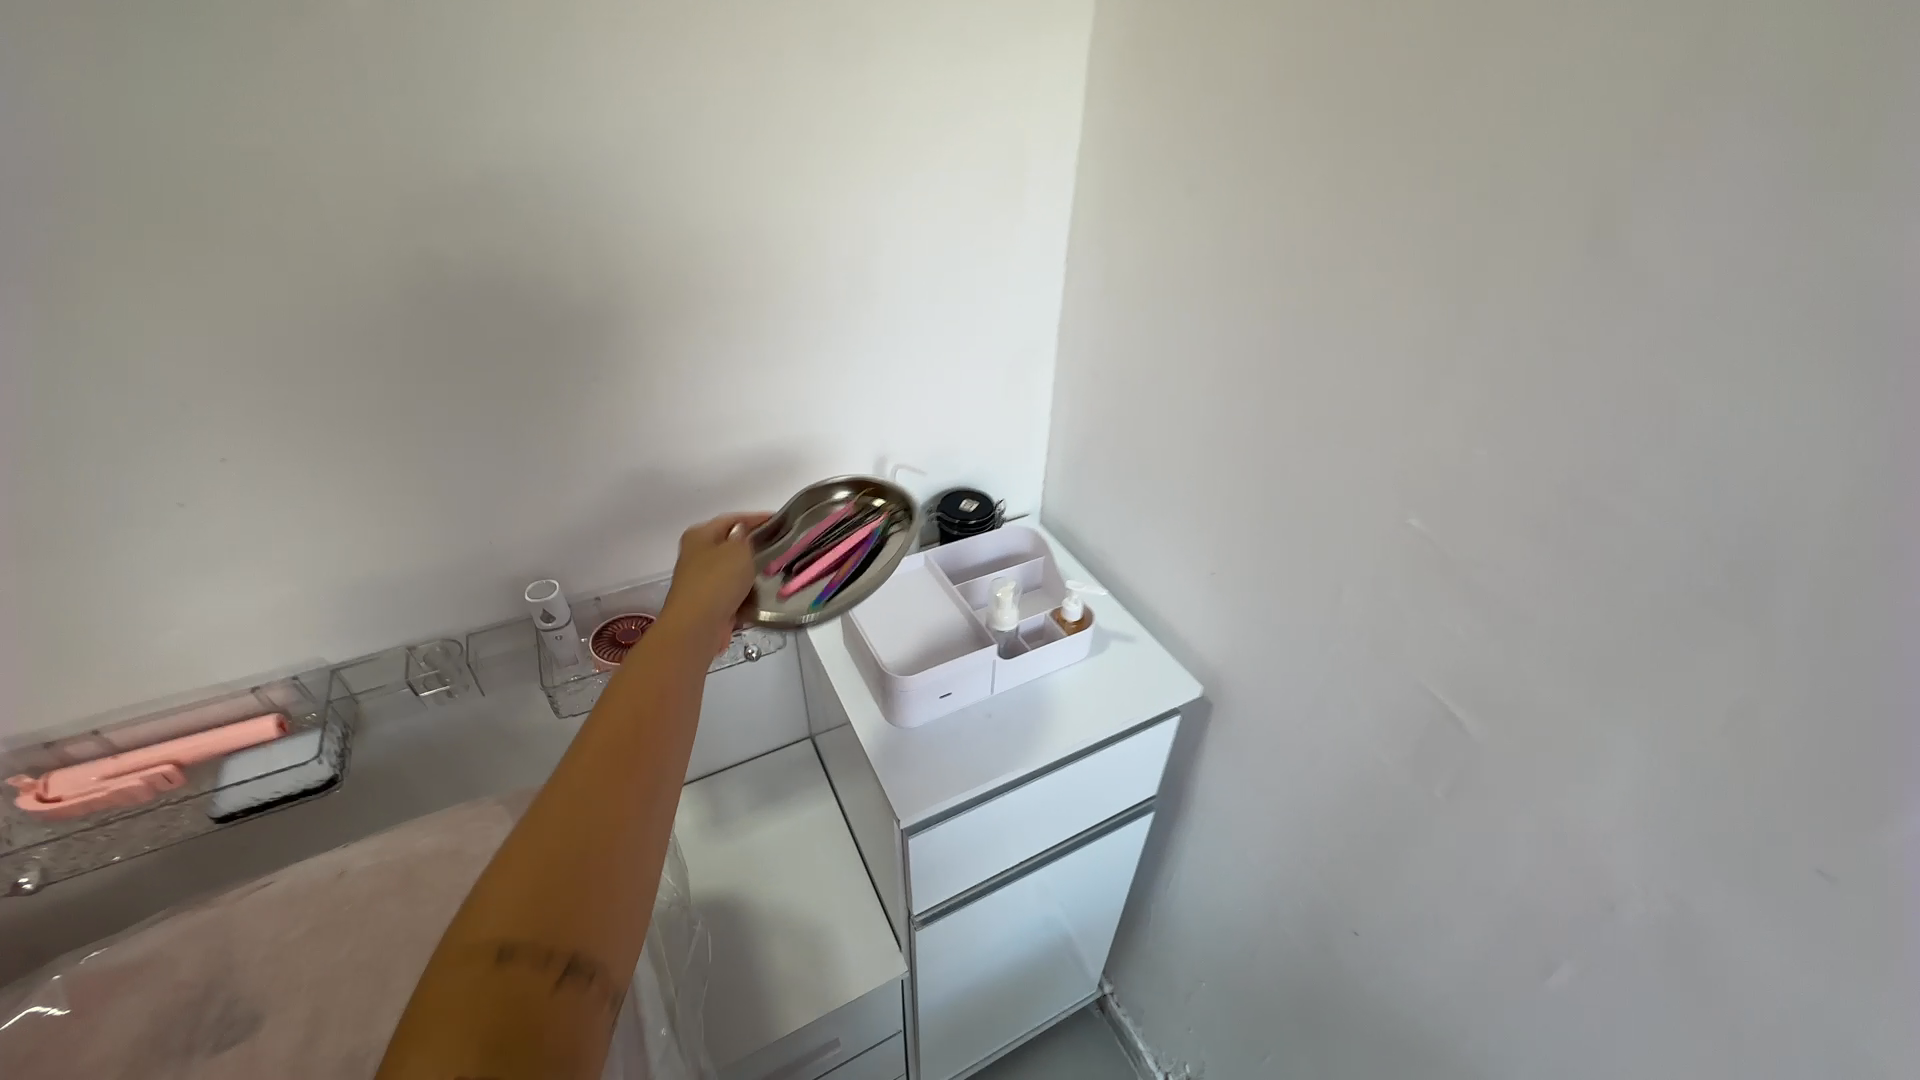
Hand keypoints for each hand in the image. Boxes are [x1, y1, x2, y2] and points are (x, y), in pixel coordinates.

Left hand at [659, 512, 770, 654]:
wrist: (698, 626)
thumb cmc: (718, 581)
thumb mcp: (738, 550)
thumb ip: (746, 537)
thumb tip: (745, 534)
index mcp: (700, 535)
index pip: (733, 519)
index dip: (757, 519)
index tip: (781, 522)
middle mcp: (697, 554)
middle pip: (731, 544)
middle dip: (755, 546)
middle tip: (783, 546)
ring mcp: (701, 580)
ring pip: (734, 570)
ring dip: (752, 571)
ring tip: (779, 569)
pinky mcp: (709, 602)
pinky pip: (734, 591)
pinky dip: (748, 591)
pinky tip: (766, 592)